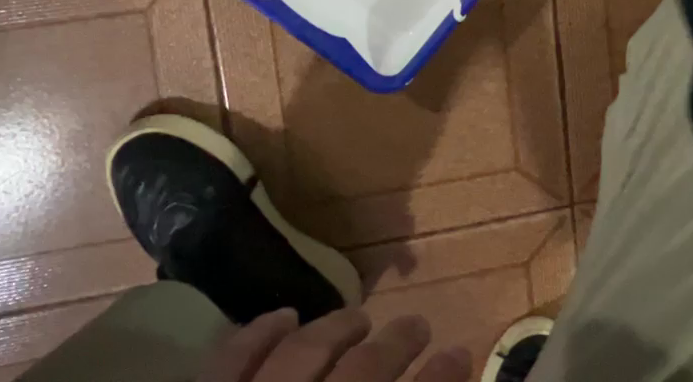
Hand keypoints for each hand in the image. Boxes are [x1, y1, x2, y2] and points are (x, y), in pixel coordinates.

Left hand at [197, 308, 469, 381]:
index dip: (440, 378)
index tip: (463, 353)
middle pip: (363, 372)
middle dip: (398, 343)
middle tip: (420, 324)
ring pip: (303, 352)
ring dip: (336, 327)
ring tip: (360, 316)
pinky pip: (229, 362)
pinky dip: (256, 332)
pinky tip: (282, 315)